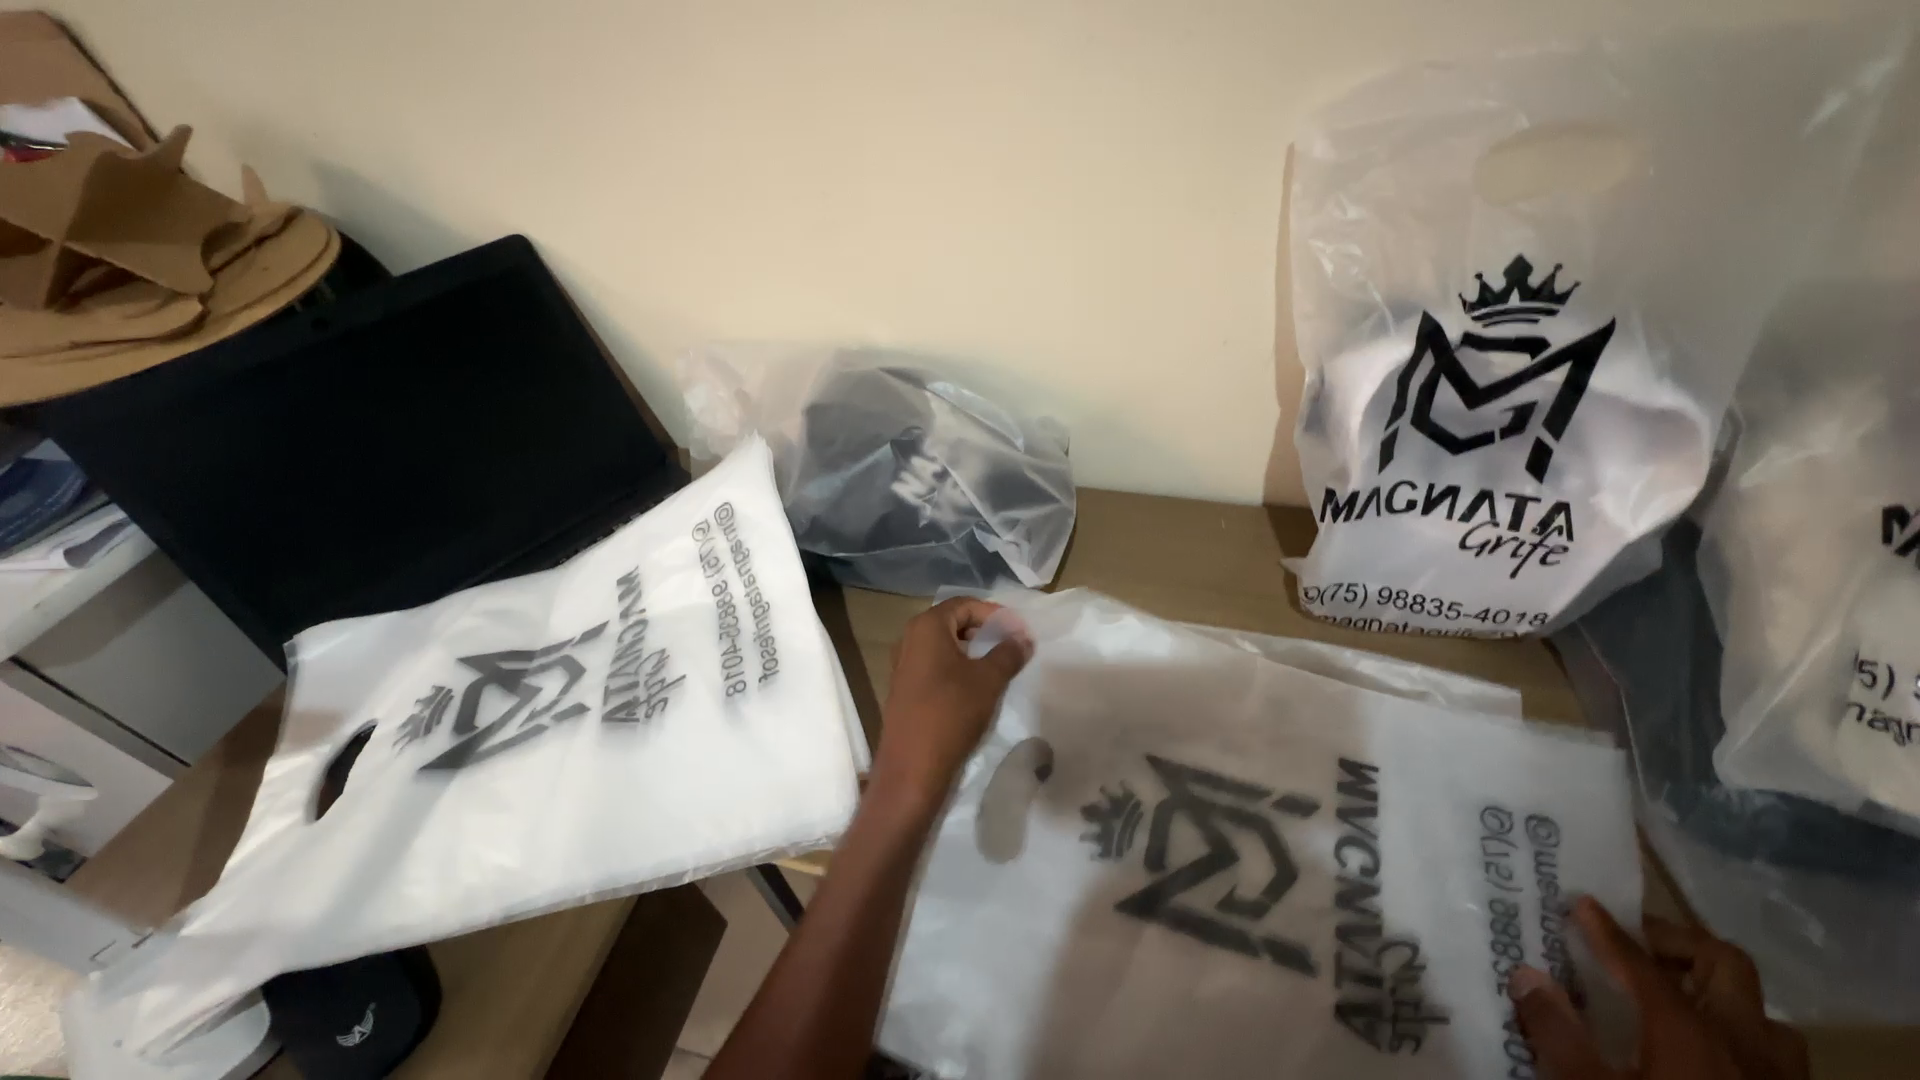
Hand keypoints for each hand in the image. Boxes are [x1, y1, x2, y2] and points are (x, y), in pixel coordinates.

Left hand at [872, 597, 1031, 803]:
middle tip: (1012, 644)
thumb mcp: (988, 680)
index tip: (1019, 629)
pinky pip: (935, 666)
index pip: (964, 605)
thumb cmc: (951, 712)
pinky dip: (957, 668)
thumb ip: (1008, 653)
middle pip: (952, 622)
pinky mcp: (904, 689)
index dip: (994, 613)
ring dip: (972, 651)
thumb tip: (1023, 639)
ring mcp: (903, 665)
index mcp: (926, 627)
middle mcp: (909, 639)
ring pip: (943, 646)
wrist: (912, 766)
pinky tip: (976, 686)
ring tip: (999, 665)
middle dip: (984, 630)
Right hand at [1511, 897, 1806, 1079]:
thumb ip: (1556, 1032)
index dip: (1606, 929)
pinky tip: (1704, 1050)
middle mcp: (1740, 1039)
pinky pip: (1771, 1049)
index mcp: (1689, 1028)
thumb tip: (1526, 975)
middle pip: (1724, 963)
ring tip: (1672, 996)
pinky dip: (1735, 1031)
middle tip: (1632, 944)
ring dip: (1715, 991)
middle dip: (1675, 942)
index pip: (1640, 961)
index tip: (1581, 903)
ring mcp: (1776, 1074)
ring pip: (1759, 1010)